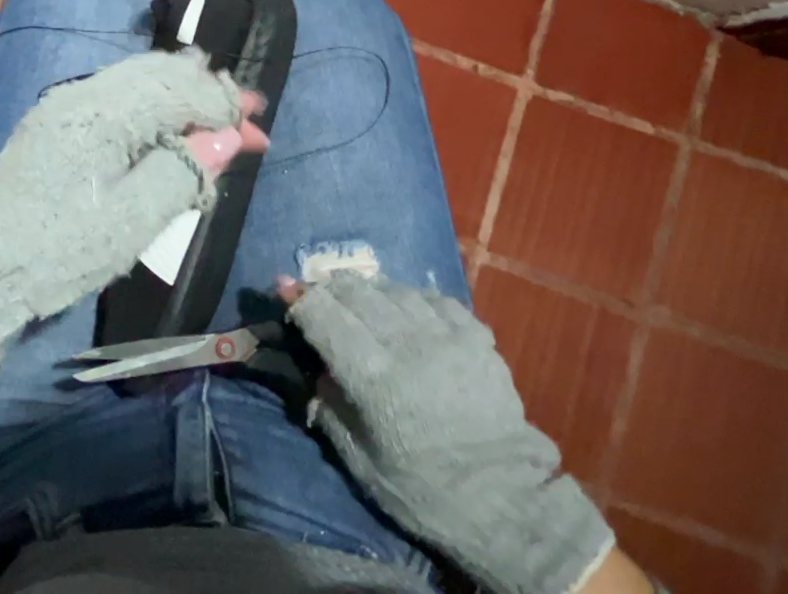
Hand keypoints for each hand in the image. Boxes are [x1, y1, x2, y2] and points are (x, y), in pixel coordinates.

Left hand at [0, 50, 262, 379]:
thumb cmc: (63, 248)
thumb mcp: (133, 219)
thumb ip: (182, 171)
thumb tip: (226, 138)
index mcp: (101, 113)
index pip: (177, 90)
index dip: (221, 107)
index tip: (258, 128)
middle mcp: (82, 94)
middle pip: (158, 74)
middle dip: (206, 94)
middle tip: (246, 117)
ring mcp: (65, 106)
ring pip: (137, 81)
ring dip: (181, 97)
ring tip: (216, 119)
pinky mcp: (57, 124)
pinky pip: (118, 98)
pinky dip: (153, 107)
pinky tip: (170, 125)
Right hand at [283, 274, 613, 593]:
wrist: (504, 501)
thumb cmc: (423, 491)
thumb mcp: (360, 461)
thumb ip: (331, 409)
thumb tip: (319, 372)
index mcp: (373, 377)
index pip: (323, 316)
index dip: (298, 297)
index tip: (283, 287)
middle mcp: (406, 344)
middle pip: (357, 293)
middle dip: (329, 287)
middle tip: (317, 291)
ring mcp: (446, 336)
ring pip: (395, 290)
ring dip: (370, 288)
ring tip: (360, 296)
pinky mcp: (477, 338)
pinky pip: (436, 300)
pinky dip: (413, 298)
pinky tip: (407, 307)